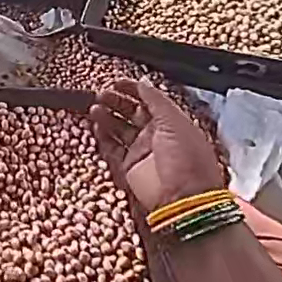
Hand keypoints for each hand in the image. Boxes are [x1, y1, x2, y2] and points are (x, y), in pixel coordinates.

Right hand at [90, 80, 225, 216]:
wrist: (183, 199)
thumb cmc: (187, 161)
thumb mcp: (174, 122)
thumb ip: (155, 101)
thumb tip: (142, 84)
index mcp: (172, 123)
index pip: (149, 100)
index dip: (133, 90)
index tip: (116, 82)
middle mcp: (156, 135)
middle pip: (131, 113)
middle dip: (116, 101)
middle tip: (101, 94)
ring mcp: (141, 151)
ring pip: (119, 128)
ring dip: (107, 116)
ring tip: (94, 107)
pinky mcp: (128, 167)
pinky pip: (112, 147)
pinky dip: (103, 136)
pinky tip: (96, 126)